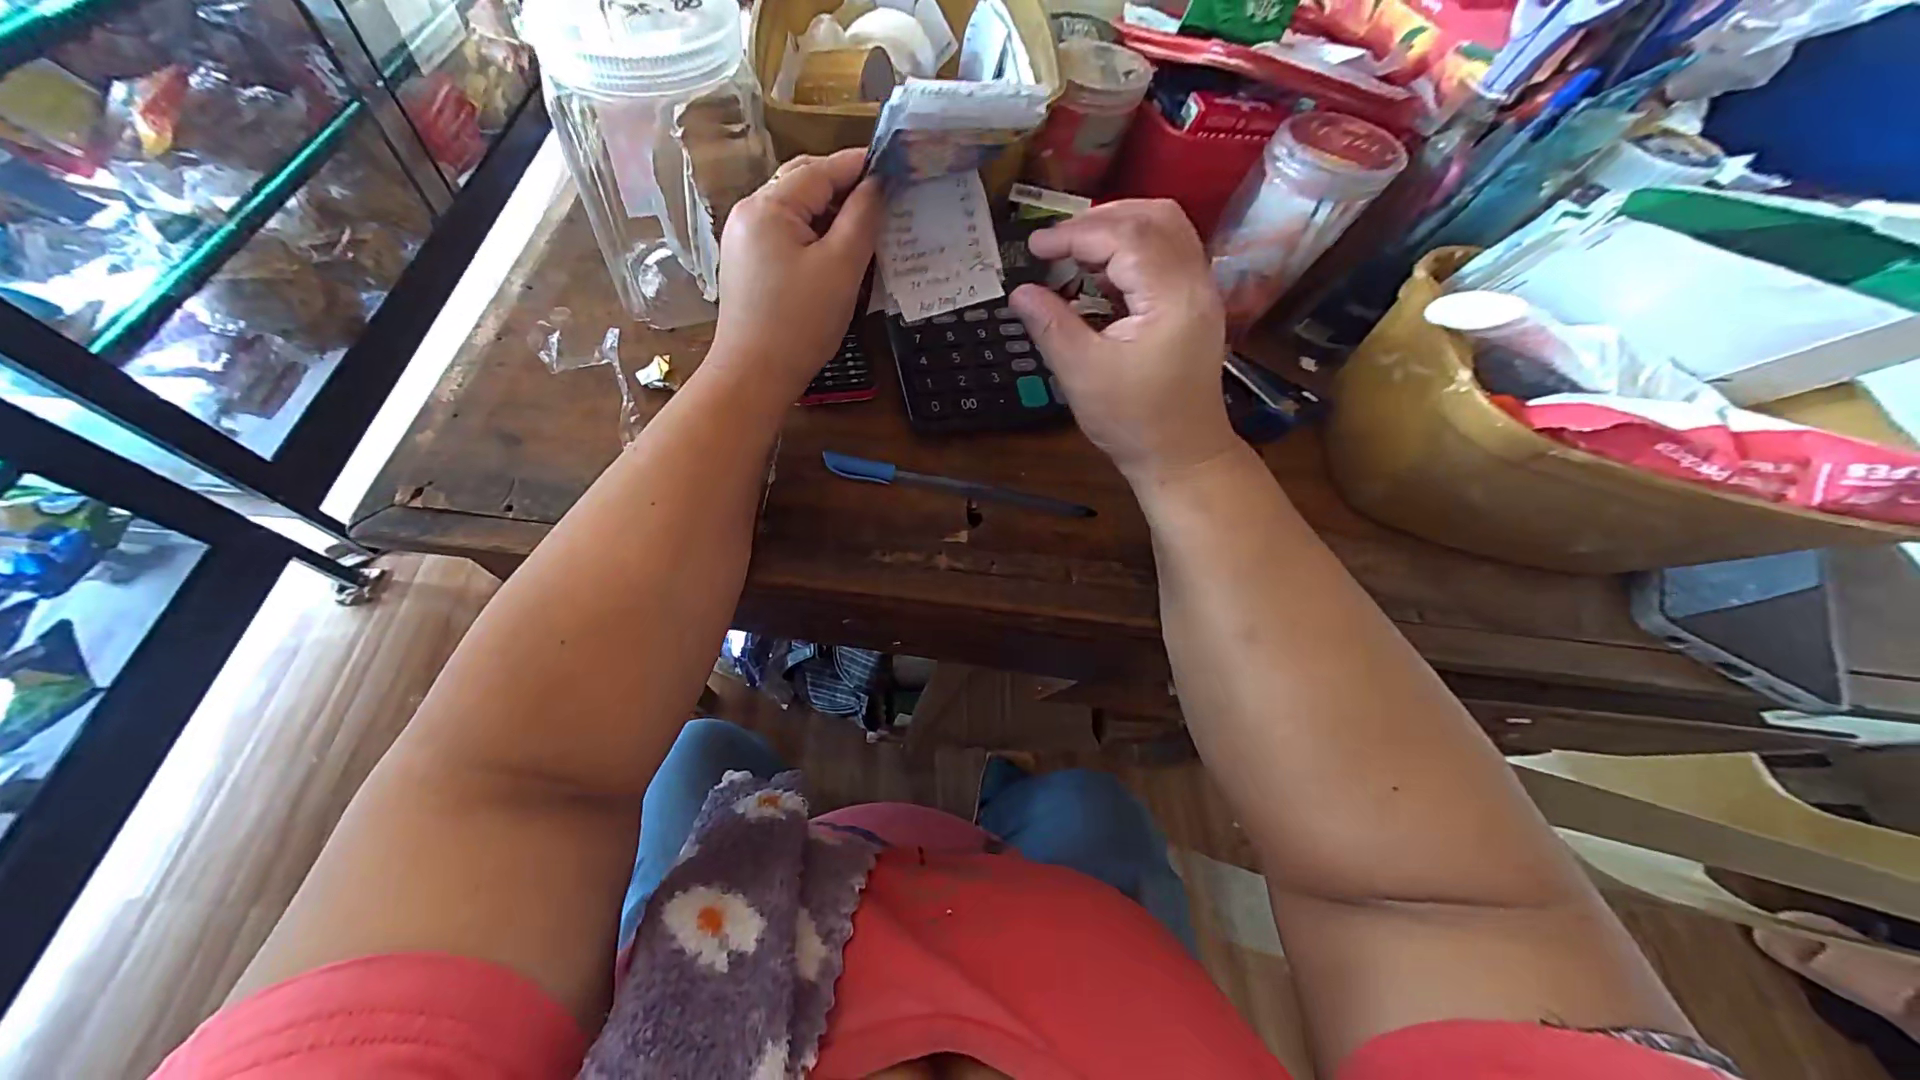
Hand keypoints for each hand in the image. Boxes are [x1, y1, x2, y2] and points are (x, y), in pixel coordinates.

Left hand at [712, 149, 882, 394]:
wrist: (754, 375)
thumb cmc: (801, 322)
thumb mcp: (842, 267)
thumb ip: (862, 218)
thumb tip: (876, 184)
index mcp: (768, 206)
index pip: (820, 169)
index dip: (859, 166)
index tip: (893, 166)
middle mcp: (749, 212)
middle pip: (803, 184)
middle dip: (843, 187)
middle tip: (883, 200)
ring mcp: (744, 239)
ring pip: (795, 210)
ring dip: (829, 214)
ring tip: (864, 229)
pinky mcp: (747, 264)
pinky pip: (785, 234)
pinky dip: (813, 235)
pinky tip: (834, 254)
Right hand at [1007, 201, 1238, 482]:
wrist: (1182, 456)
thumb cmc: (1133, 422)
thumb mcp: (1082, 375)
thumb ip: (1051, 325)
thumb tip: (1020, 291)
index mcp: (1172, 297)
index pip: (1126, 237)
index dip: (1076, 234)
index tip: (1036, 248)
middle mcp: (1195, 283)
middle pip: (1155, 217)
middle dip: (1101, 220)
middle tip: (1059, 243)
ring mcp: (1200, 293)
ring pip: (1166, 231)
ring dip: (1119, 230)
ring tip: (1076, 253)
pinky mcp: (1195, 306)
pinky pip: (1167, 255)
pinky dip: (1133, 251)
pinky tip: (1102, 274)